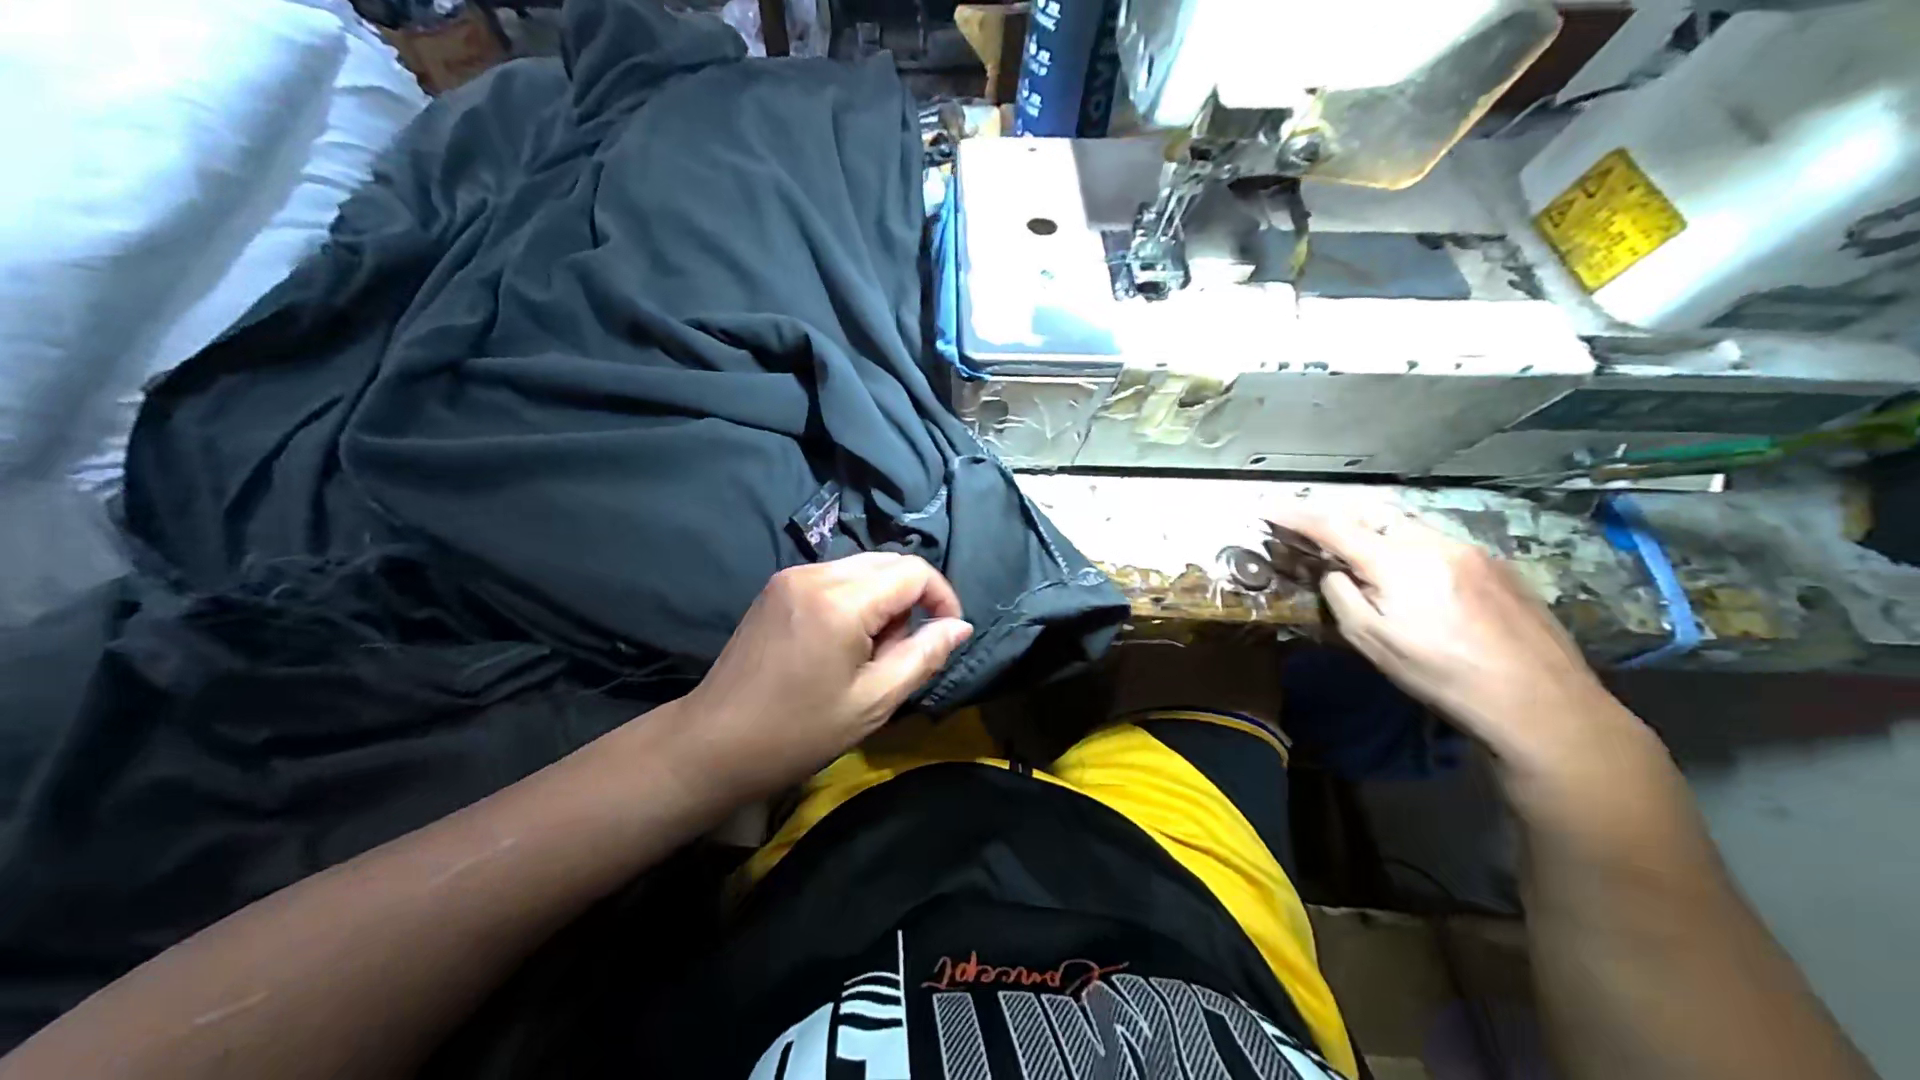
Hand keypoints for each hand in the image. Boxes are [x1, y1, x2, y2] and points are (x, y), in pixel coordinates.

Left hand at [672, 552, 973, 800]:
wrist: (712, 744)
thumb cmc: (798, 732)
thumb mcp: (873, 701)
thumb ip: (924, 656)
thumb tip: (960, 626)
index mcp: (841, 600)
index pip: (913, 571)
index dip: (942, 597)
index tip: (947, 634)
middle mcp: (815, 574)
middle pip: (888, 562)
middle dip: (911, 599)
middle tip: (901, 651)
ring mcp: (791, 577)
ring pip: (862, 569)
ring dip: (882, 601)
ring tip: (868, 654)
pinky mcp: (776, 588)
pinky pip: (834, 578)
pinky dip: (854, 600)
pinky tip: (840, 643)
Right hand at [1269, 497, 1631, 771]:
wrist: (1540, 703)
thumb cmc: (1443, 676)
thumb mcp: (1372, 642)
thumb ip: (1342, 596)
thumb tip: (1334, 571)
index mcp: (1401, 562)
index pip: (1336, 527)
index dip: (1298, 516)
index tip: (1270, 508)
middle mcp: (1438, 543)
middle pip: (1378, 516)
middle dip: (1346, 523)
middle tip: (1326, 544)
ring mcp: (1476, 551)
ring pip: (1414, 529)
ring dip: (1385, 540)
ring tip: (1378, 571)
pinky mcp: (1502, 567)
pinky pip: (1444, 545)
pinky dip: (1418, 554)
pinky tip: (1427, 590)